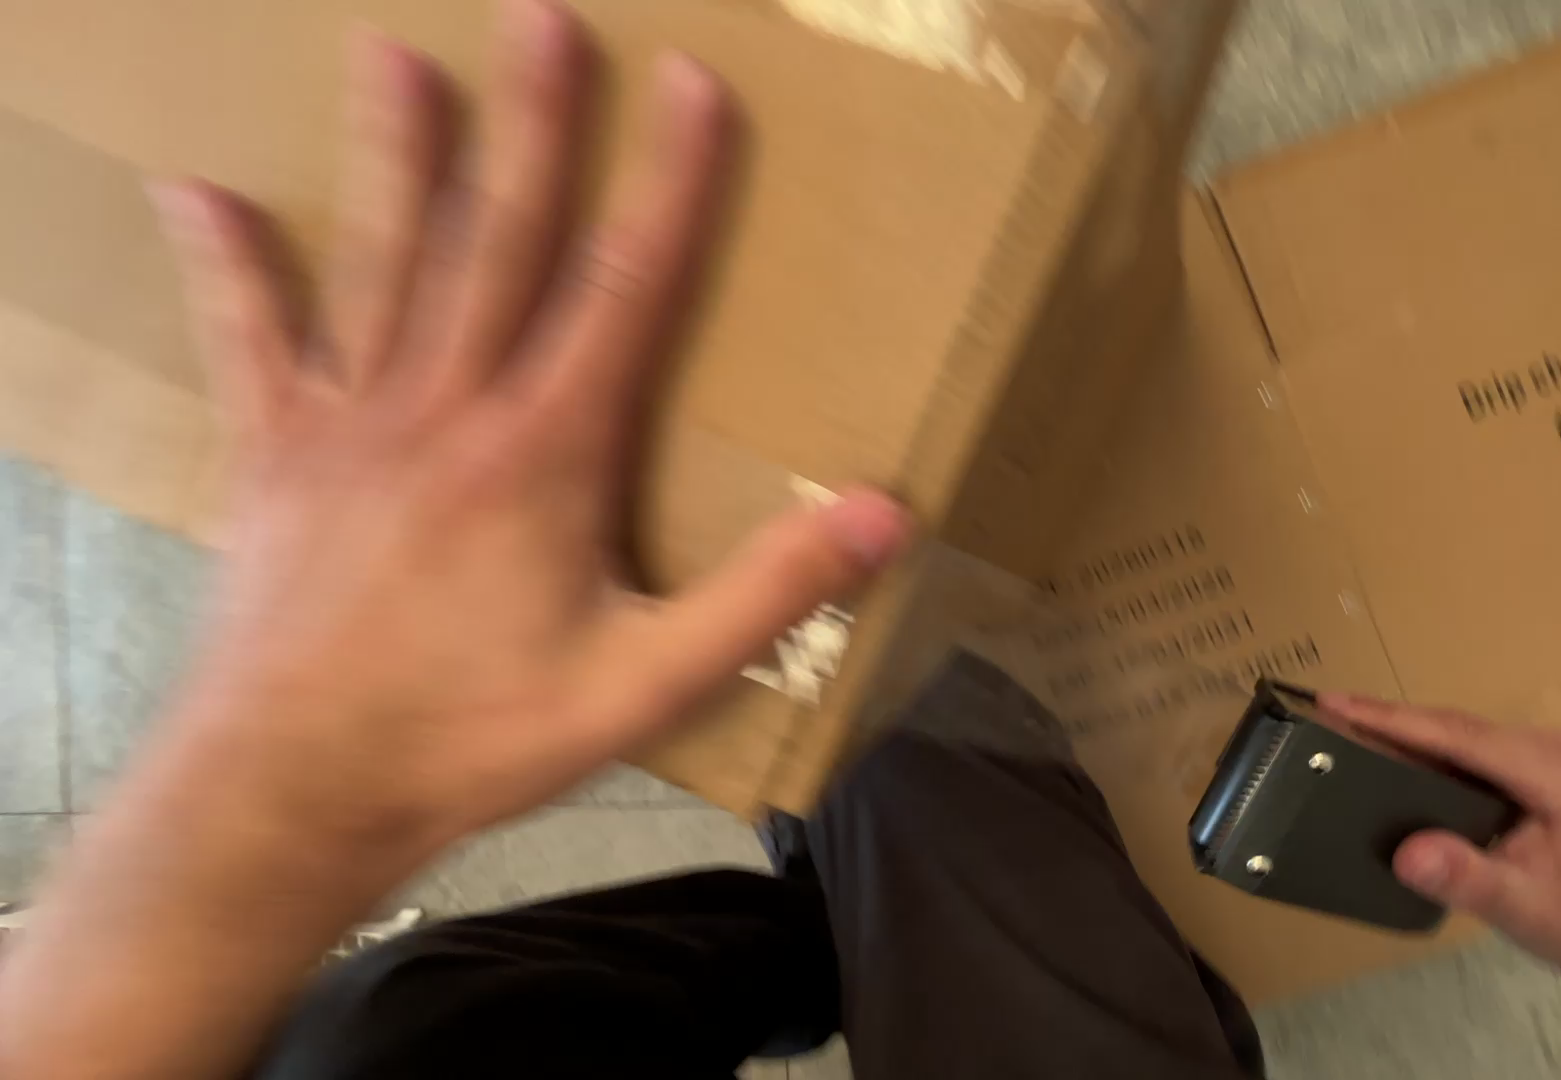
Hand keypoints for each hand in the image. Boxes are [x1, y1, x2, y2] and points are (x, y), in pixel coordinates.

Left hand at [147, 0, 909, 861]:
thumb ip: (772, 591)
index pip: (626, 288)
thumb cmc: (484, 737)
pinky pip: (257, 351)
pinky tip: (203, 200)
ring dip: (398, 161)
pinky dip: (235, 273)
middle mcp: (447, 413)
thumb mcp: (658, 678)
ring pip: (383, 271)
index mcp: (547, 452)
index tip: (691, 85)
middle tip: (542, 16)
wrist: (291, 805)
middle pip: (502, 245)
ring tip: (395, 59)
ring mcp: (351, 433)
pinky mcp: (281, 470)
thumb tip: (886, 517)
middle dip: (535, 127)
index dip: (668, 185)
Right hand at [1318, 693, 1560, 984]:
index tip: (1334, 702)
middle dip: (1388, 717)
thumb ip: (1468, 879)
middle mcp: (1552, 750)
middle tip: (1326, 709)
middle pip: (1454, 724)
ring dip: (1401, 727)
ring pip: (1455, 729)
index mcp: (1558, 776)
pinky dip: (1420, 742)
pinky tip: (1388, 744)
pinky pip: (1463, 742)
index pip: (1461, 736)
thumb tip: (1406, 852)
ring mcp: (1543, 752)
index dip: (1393, 718)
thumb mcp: (1523, 910)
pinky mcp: (1529, 762)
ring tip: (1345, 721)